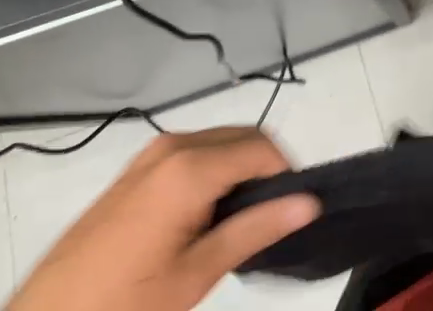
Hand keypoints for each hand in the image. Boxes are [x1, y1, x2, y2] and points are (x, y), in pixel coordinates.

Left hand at [7, 128, 319, 310]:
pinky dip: (211, 174)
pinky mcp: (135, 171)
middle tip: (269, 222)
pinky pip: (191, 154)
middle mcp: (171, 147)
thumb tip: (308, 202)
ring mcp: (149, 156)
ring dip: (238, 172)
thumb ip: (255, 230)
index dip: (286, 175)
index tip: (292, 213)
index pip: (262, 147)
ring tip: (236, 227)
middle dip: (264, 170)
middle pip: (242, 137)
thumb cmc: (124, 302)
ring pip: (217, 144)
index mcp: (189, 167)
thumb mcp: (196, 273)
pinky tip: (203, 221)